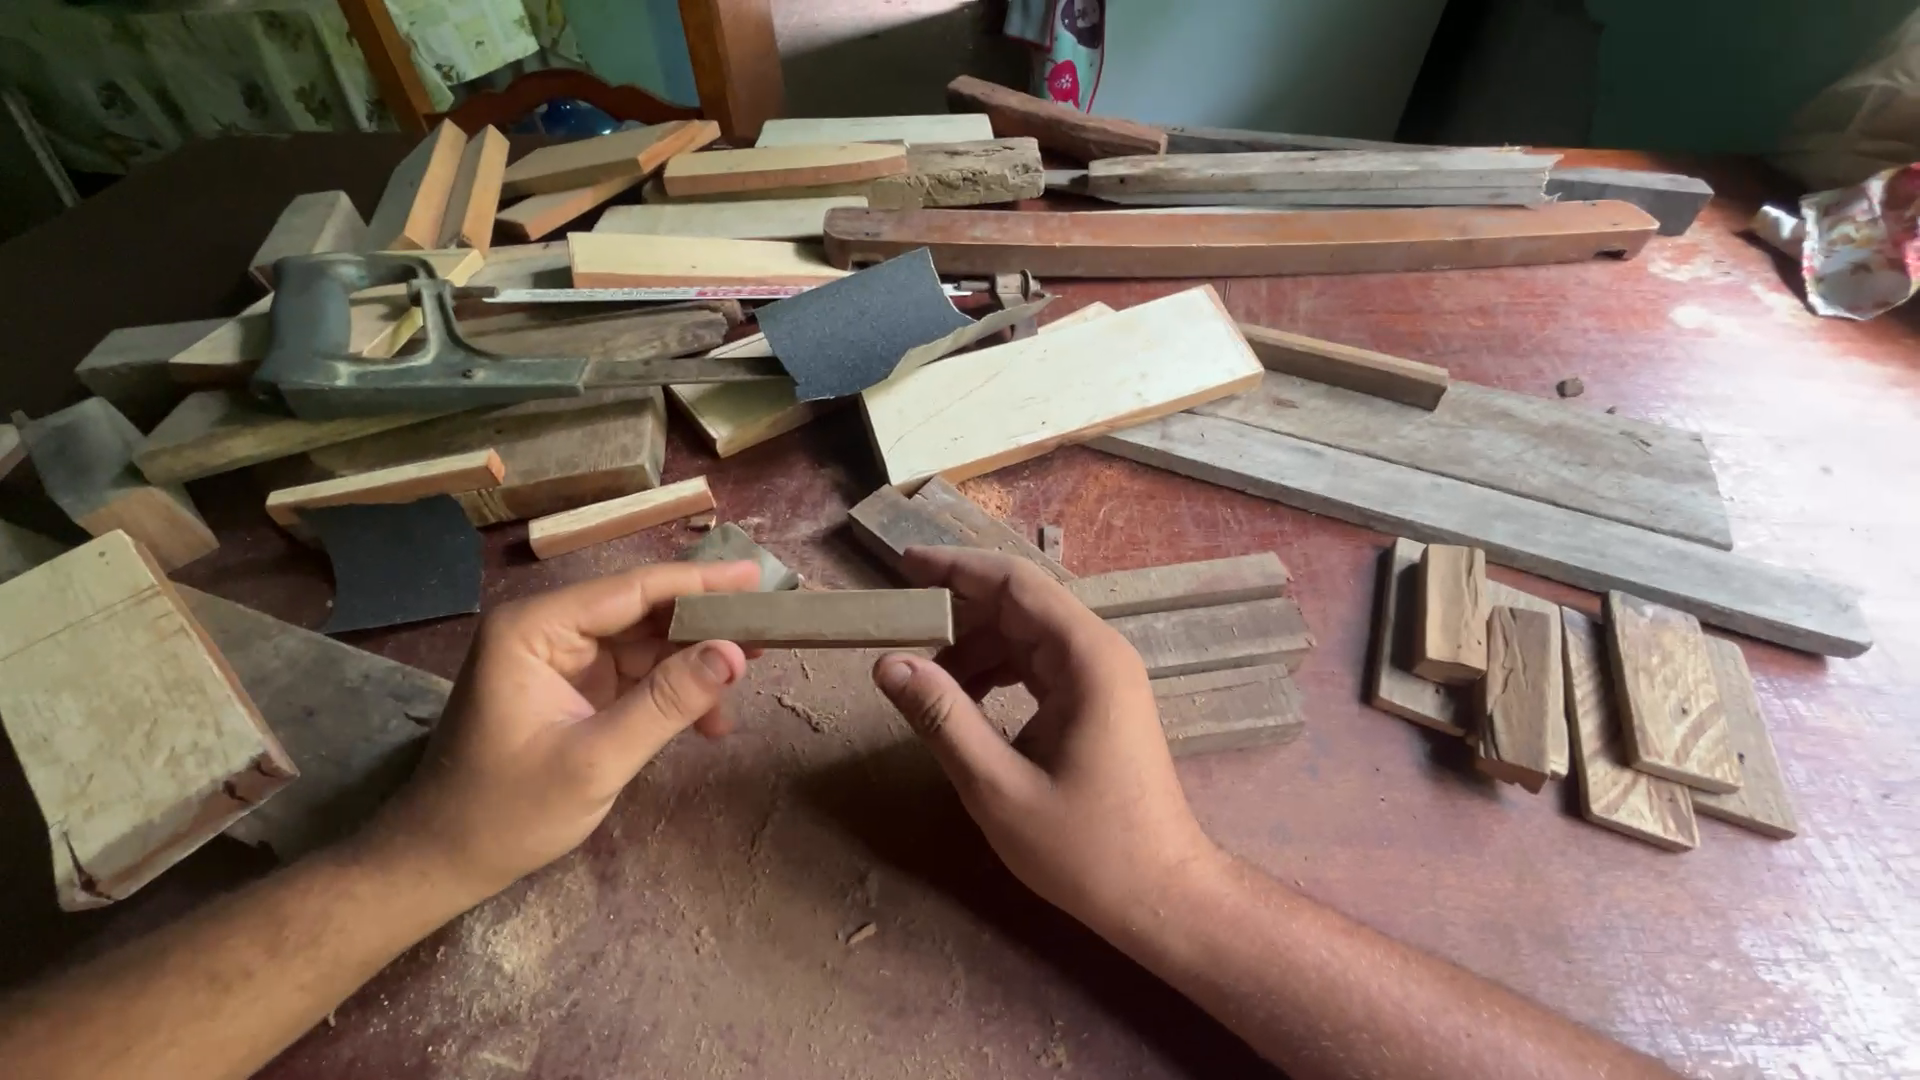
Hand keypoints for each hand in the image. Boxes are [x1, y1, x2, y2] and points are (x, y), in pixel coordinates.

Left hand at [359, 560, 762, 903]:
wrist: (443, 864)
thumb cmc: (507, 812)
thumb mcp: (596, 760)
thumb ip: (667, 703)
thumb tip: (735, 654)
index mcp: (537, 628)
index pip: (635, 590)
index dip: (701, 583)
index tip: (758, 578)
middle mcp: (552, 629)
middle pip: (647, 609)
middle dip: (707, 622)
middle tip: (769, 626)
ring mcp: (567, 657)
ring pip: (651, 641)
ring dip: (698, 662)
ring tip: (752, 672)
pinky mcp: (580, 685)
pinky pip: (642, 673)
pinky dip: (678, 692)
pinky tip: (712, 720)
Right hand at [870, 547, 1223, 933]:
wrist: (1161, 894)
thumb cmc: (1085, 849)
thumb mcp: (997, 787)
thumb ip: (941, 718)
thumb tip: (887, 663)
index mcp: (1085, 658)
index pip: (1015, 583)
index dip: (956, 568)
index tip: (904, 566)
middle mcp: (1098, 651)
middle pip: (1020, 604)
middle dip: (958, 611)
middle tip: (900, 627)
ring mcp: (1101, 673)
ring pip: (1026, 633)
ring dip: (974, 647)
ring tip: (926, 681)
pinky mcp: (1097, 697)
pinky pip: (1038, 662)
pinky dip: (997, 671)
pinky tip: (964, 700)